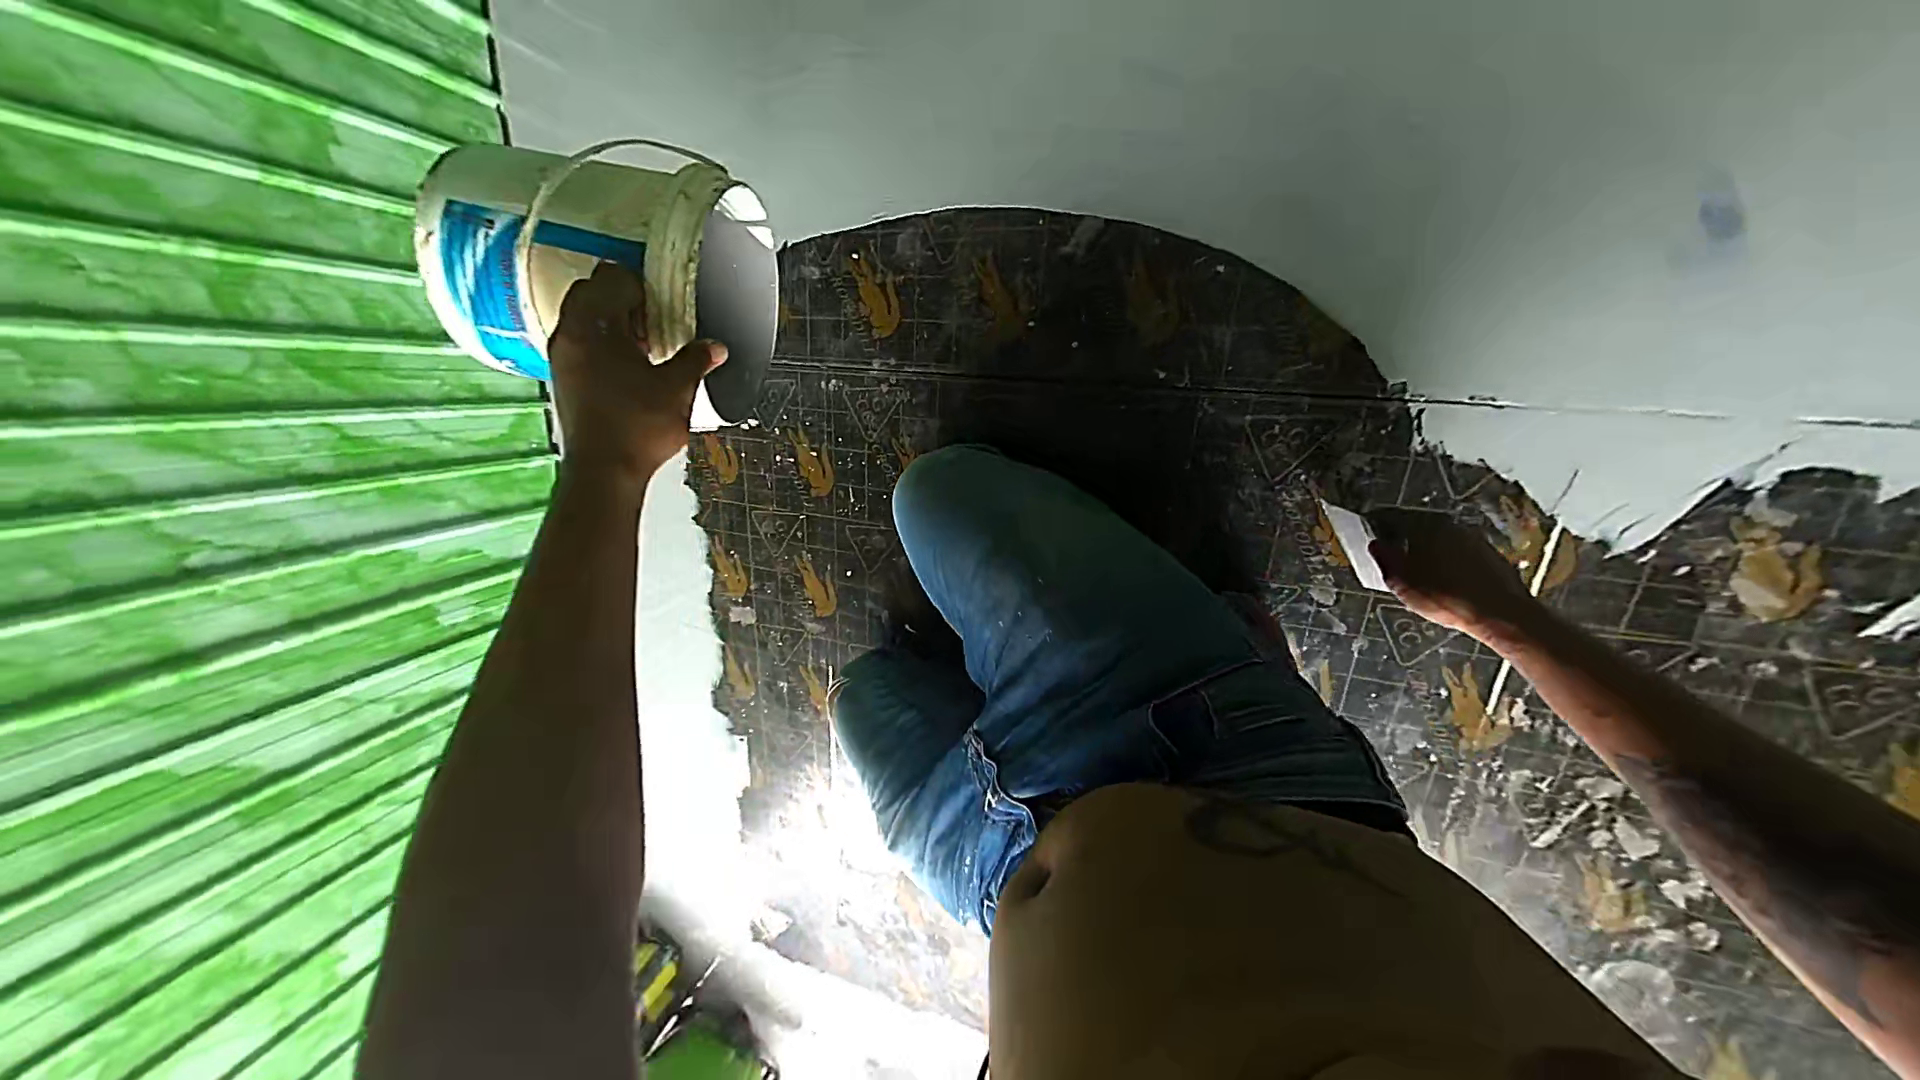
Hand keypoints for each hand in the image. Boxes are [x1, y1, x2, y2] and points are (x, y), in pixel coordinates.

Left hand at [548, 262, 726, 482]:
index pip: (613, 278)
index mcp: (594, 326)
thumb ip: (696, 360)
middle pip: (592, 293)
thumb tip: (714, 347)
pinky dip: (604, 346)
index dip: (643, 286)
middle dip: (625, 301)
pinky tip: (631, 370)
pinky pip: (582, 345)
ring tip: (647, 347)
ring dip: (614, 324)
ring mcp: (563, 358)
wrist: (605, 471)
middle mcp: (569, 335)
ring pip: (584, 320)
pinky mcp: (565, 380)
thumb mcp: (677, 389)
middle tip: (656, 322)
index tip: (666, 304)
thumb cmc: (639, 426)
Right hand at [1366, 507, 1540, 639]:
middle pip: (1421, 529)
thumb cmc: (1445, 596)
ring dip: (1430, 553)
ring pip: (1443, 542)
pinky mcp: (1493, 558)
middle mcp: (1453, 527)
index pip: (1395, 519)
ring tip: (1420, 575)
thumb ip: (1384, 558)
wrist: (1499, 615)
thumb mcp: (1399, 581)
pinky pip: (1462, 556)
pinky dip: (1451, 564)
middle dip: (1407, 542)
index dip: (1380, 529)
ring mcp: (1476, 542)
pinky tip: (1446, 583)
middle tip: (1395, 559)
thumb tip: (1376, 545)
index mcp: (1426, 527)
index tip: (1374, 537)